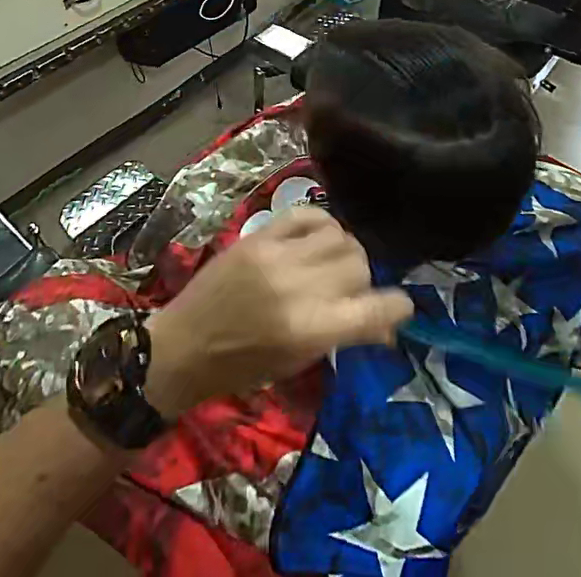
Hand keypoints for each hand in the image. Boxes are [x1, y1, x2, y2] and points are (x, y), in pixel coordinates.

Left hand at [142, 207, 411, 416]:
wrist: (182, 346)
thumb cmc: (241, 367)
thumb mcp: (296, 362)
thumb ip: (342, 335)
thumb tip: (386, 323)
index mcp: (310, 329)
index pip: (376, 308)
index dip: (397, 308)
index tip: (398, 308)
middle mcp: (299, 288)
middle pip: (360, 264)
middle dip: (365, 279)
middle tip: (351, 291)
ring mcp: (277, 256)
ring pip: (340, 235)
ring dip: (345, 250)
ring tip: (331, 263)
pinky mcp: (259, 237)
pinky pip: (306, 214)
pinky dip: (321, 223)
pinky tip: (317, 238)